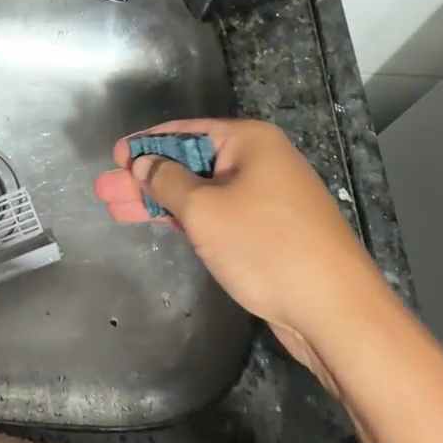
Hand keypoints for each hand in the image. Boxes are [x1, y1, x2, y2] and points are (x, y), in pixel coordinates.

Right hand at [93, 119, 390, 377]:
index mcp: (249, 141)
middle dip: (146, 177)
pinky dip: (189, 218)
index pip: (186, 131)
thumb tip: (143, 163)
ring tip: (116, 209)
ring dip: (161, 200)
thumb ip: (167, 182)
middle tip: (106, 191)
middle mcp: (261, 161)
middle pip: (191, 162)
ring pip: (203, 191)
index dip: (146, 144)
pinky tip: (159, 223)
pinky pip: (220, 214)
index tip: (114, 158)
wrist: (336, 311)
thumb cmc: (265, 246)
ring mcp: (268, 198)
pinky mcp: (270, 231)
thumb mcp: (204, 210)